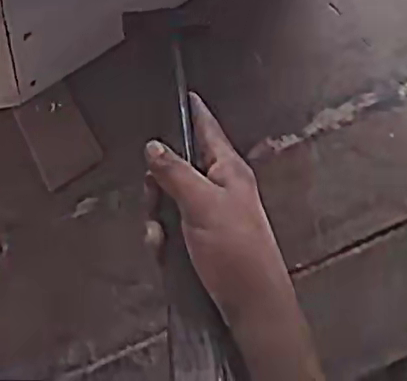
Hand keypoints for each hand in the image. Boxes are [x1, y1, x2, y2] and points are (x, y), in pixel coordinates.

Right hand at [146, 94, 319, 378]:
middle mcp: (219, 186)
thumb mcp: (201, 204)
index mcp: (228, 170)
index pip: (206, 127)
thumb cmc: (239, 256)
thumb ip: (173, 170)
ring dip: (157, 212)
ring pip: (167, 195)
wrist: (253, 314)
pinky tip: (166, 248)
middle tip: (154, 194)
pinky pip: (170, 225)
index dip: (193, 110)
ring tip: (162, 232)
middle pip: (176, 163)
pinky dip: (163, 235)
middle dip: (157, 180)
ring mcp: (209, 213)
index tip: (181, 92)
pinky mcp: (200, 239)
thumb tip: (153, 145)